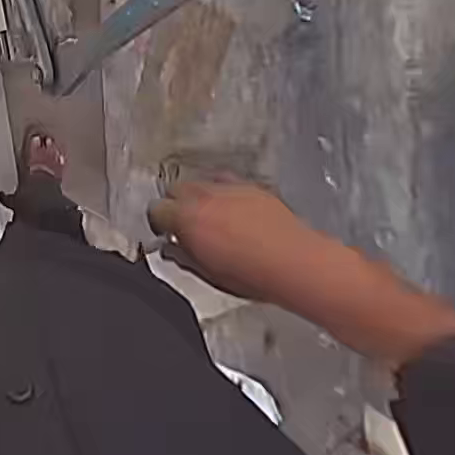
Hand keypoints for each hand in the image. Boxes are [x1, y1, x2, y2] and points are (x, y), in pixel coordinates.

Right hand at [149, 177, 346, 303]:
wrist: (299, 266)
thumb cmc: (256, 274)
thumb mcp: (207, 274)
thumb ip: (182, 256)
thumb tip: (172, 249)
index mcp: (185, 218)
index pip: (156, 210)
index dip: (159, 223)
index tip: (166, 232)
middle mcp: (201, 197)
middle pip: (173, 190)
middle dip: (175, 205)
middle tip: (185, 224)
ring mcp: (226, 188)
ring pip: (197, 183)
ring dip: (197, 197)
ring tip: (209, 217)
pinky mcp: (249, 186)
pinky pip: (223, 181)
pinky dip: (220, 191)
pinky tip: (229, 207)